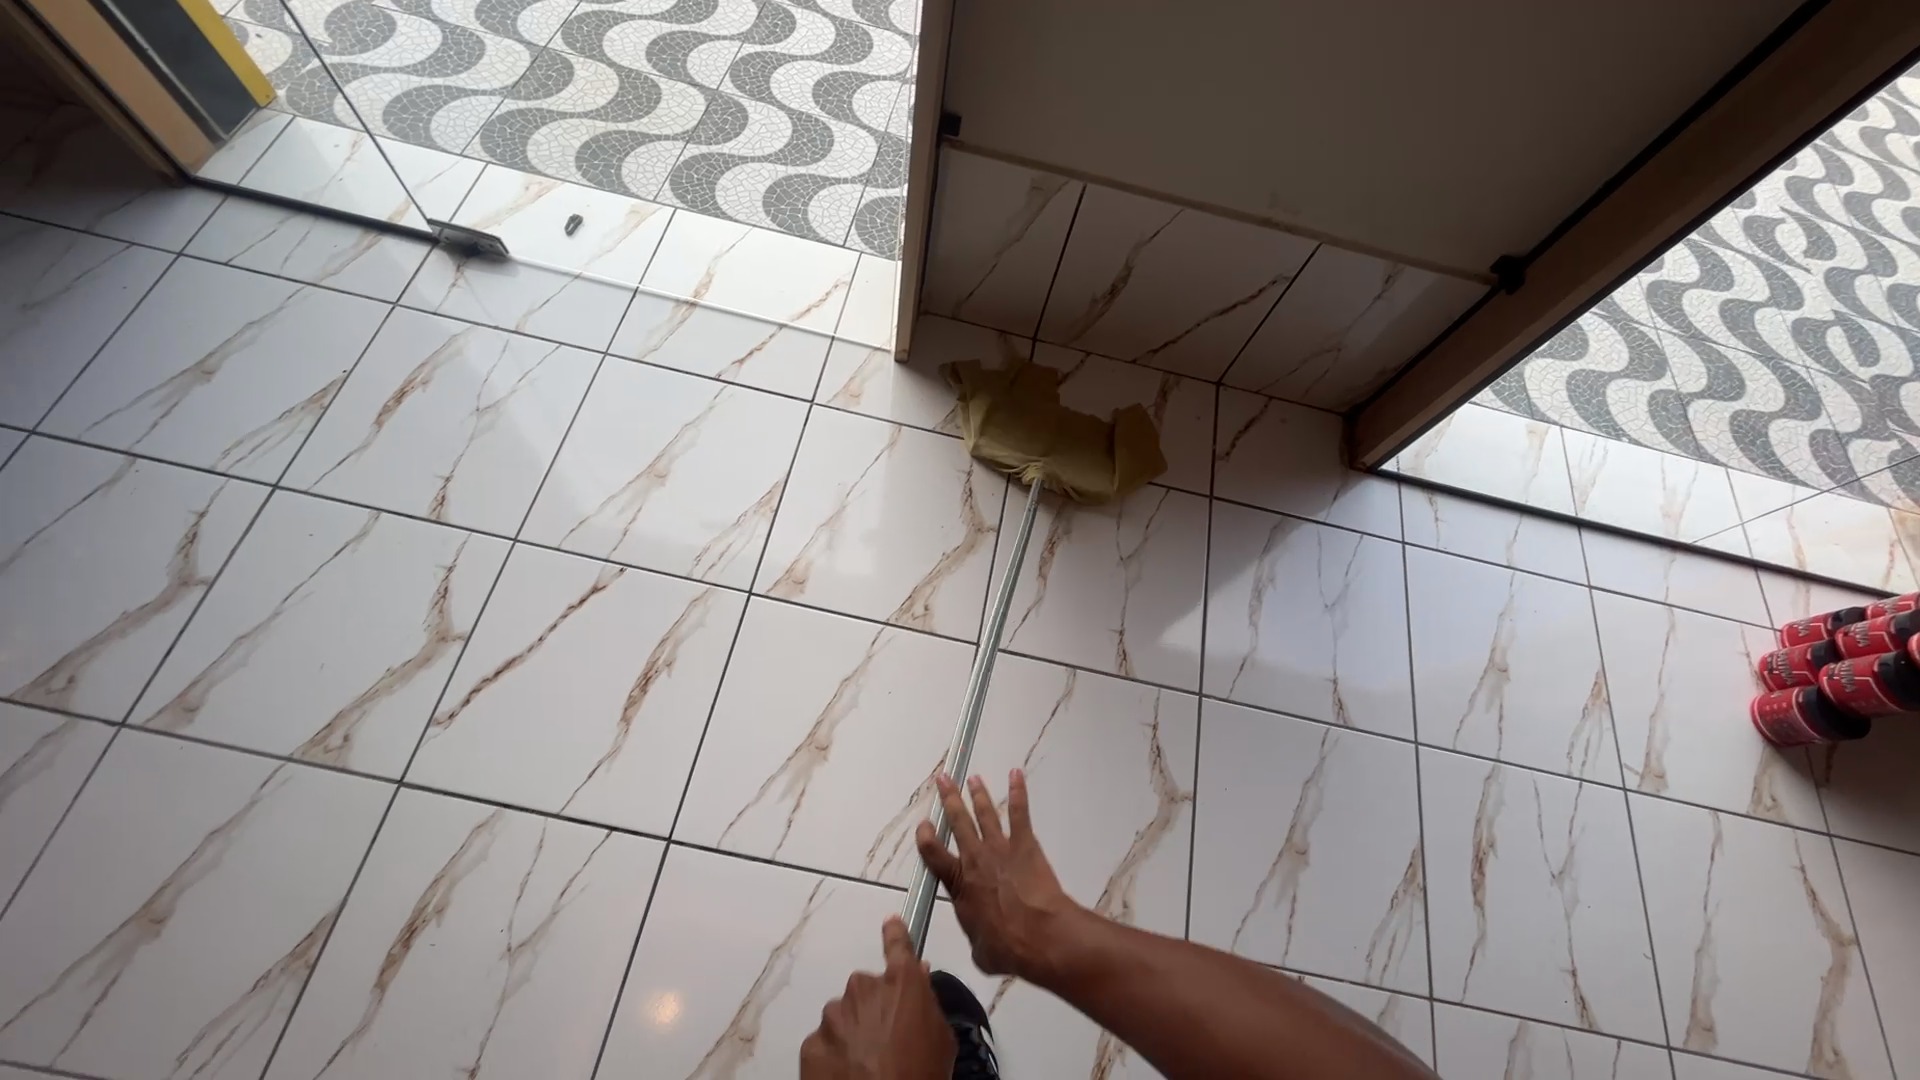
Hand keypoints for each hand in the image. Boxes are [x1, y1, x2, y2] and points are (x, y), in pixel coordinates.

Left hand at [800, 917, 953, 1079]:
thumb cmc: (922, 1075)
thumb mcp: (942, 1040)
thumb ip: (929, 1003)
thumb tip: (920, 976)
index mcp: (901, 983)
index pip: (898, 944)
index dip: (895, 933)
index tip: (891, 922)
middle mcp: (864, 988)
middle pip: (867, 990)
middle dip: (874, 1008)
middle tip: (885, 1040)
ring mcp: (834, 1015)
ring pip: (843, 1016)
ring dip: (852, 1032)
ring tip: (865, 1063)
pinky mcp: (812, 1043)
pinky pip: (824, 1042)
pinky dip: (833, 1056)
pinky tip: (846, 1074)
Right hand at [916, 768, 1079, 981]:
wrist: (1041, 935)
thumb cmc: (1007, 947)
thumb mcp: (980, 952)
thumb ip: (975, 938)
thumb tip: (980, 945)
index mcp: (958, 884)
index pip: (933, 854)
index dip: (925, 838)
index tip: (924, 825)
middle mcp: (975, 859)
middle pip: (958, 822)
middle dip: (949, 798)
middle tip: (943, 779)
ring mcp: (1000, 848)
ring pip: (985, 814)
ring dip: (979, 794)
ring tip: (974, 778)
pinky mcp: (1025, 844)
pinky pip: (1019, 812)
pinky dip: (1018, 792)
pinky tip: (1016, 774)